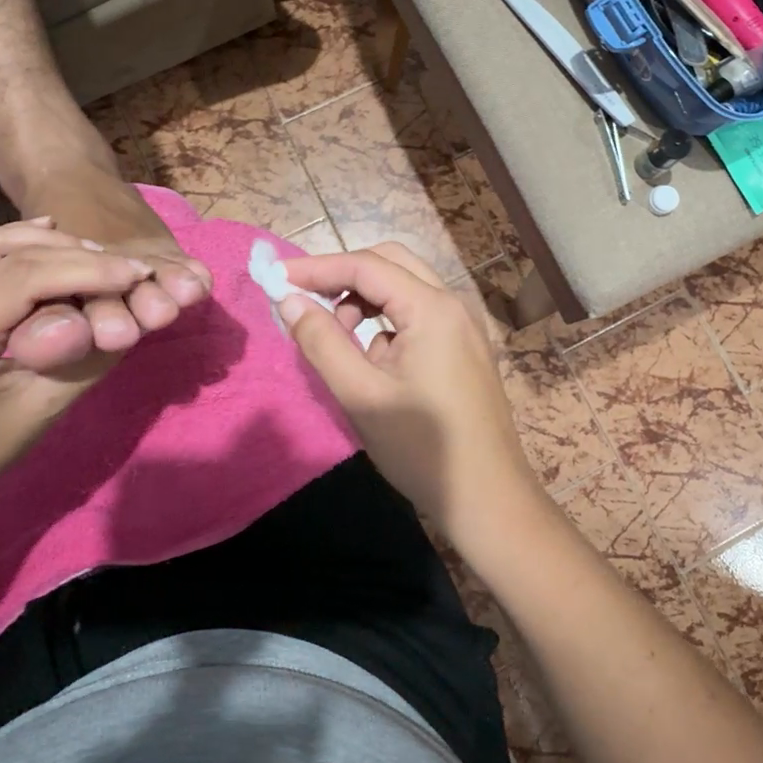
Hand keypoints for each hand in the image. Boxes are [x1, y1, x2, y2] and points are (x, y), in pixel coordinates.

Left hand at [0, 229, 153, 514]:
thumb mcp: (46, 407)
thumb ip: (88, 359)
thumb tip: (130, 318)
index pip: (28, 278)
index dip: (87, 268)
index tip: (136, 274)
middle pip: (17, 255)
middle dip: (81, 254)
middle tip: (132, 268)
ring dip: (50, 242)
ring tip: (99, 256)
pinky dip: (18, 238)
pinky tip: (52, 233)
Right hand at [278, 244, 539, 538]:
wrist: (487, 498)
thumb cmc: (420, 448)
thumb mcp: (361, 395)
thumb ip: (322, 342)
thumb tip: (289, 300)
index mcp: (433, 309)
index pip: (366, 266)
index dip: (317, 268)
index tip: (275, 278)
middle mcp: (453, 305)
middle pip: (390, 264)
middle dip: (343, 277)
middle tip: (303, 301)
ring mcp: (464, 326)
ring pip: (405, 289)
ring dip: (365, 301)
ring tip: (338, 342)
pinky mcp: (465, 348)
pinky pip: (419, 315)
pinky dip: (387, 323)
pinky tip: (374, 364)